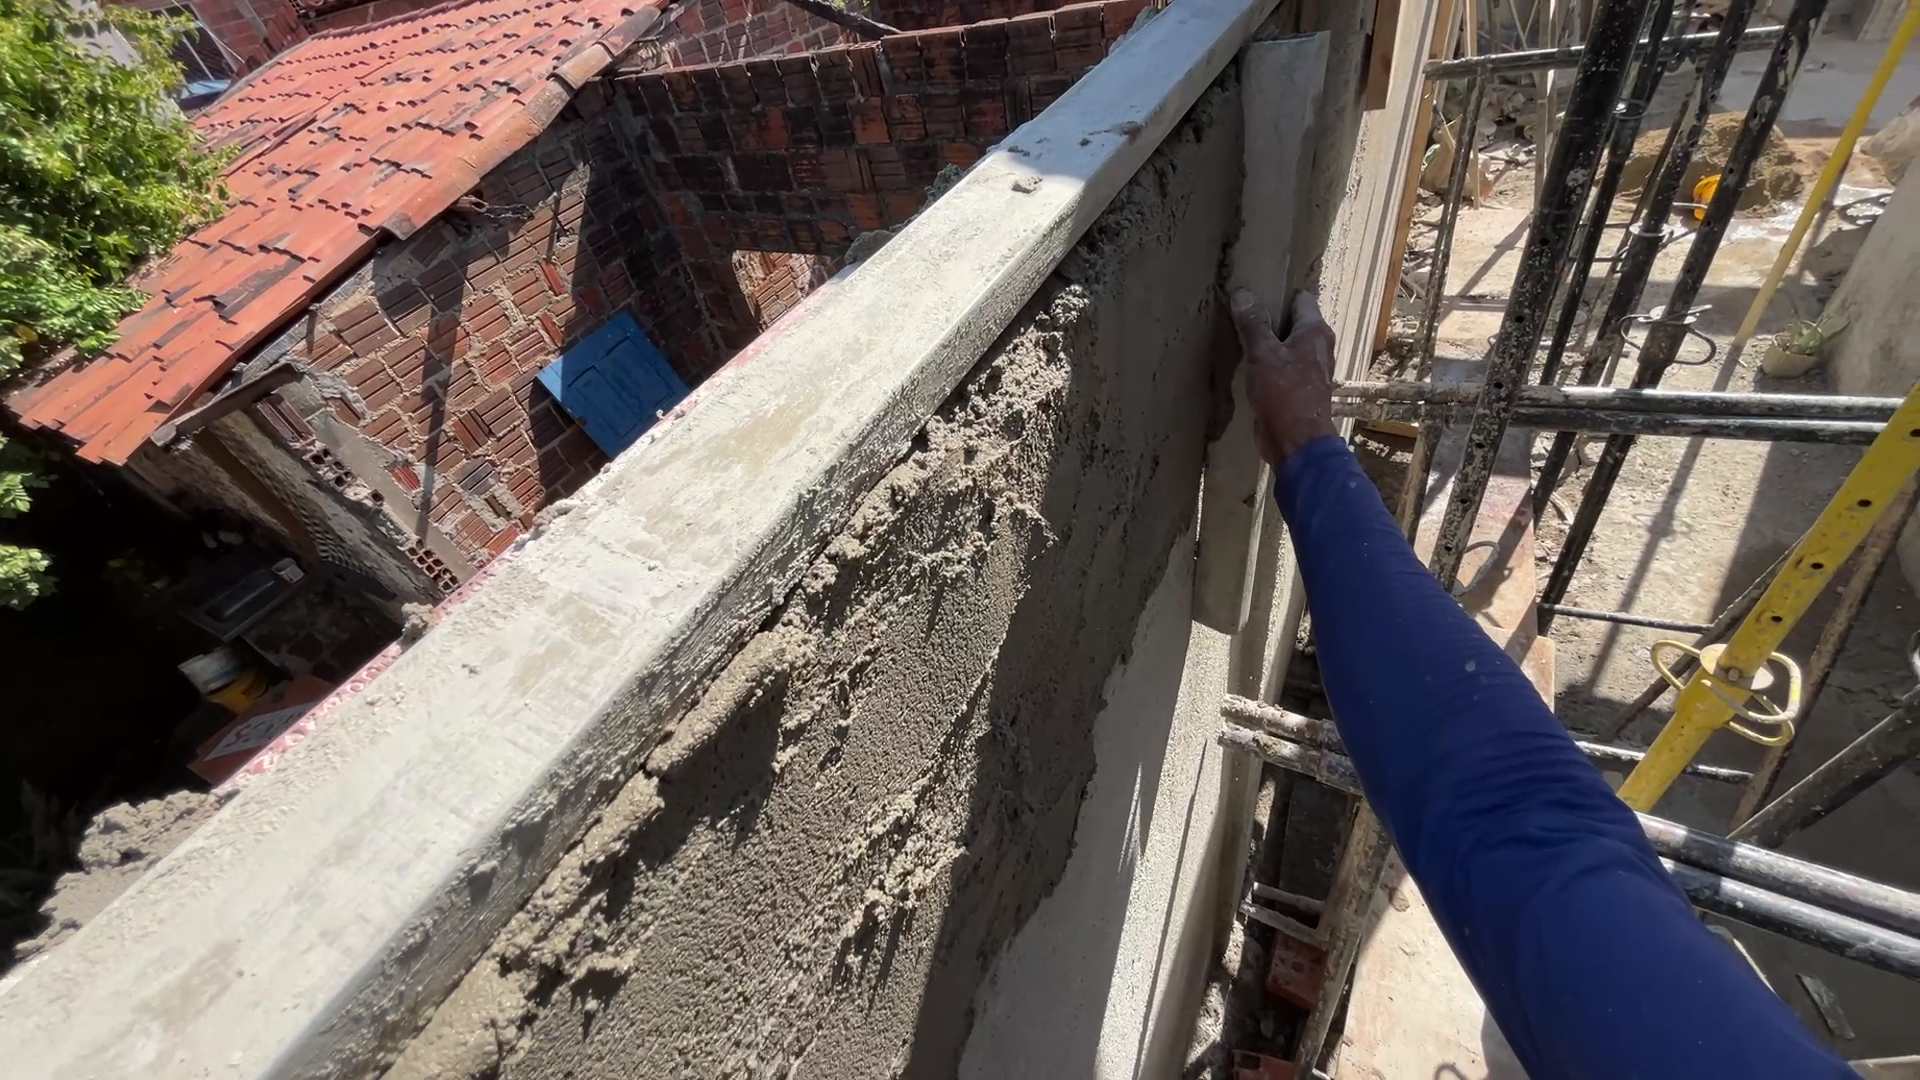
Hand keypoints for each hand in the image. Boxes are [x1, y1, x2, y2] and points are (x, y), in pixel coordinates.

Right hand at [1230, 288, 1336, 467]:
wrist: (1295, 440)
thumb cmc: (1284, 393)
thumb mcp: (1263, 354)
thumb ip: (1253, 324)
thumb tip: (1242, 294)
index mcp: (1315, 332)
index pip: (1301, 300)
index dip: (1278, 296)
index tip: (1253, 299)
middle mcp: (1318, 348)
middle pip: (1294, 324)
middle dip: (1271, 322)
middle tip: (1242, 320)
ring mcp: (1310, 371)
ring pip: (1288, 349)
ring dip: (1269, 347)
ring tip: (1242, 344)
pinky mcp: (1299, 391)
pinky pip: (1283, 370)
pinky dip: (1268, 367)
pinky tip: (1250, 372)